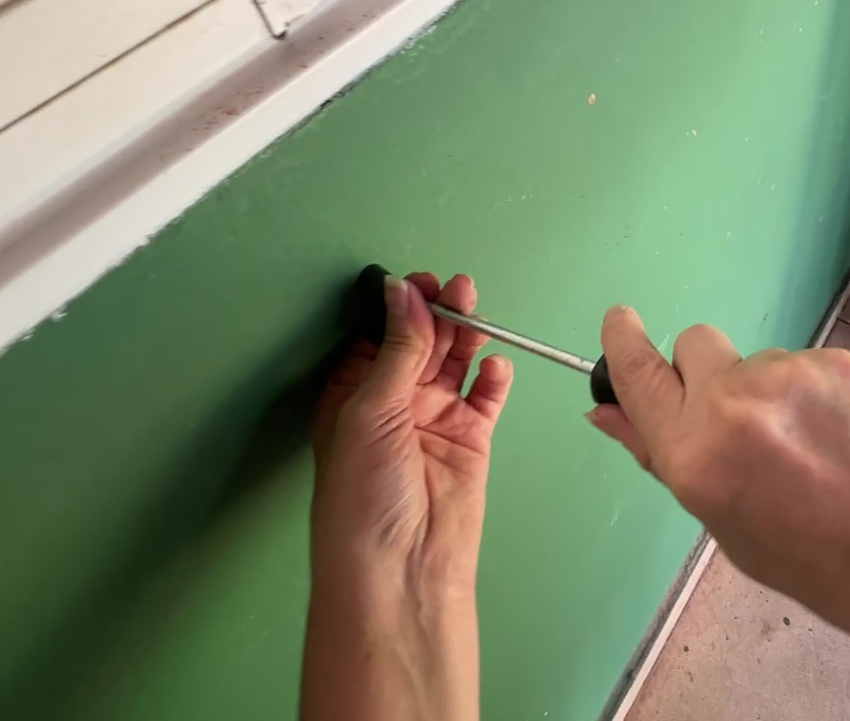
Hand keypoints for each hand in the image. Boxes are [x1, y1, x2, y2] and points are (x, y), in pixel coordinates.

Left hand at [303, 272, 512, 720]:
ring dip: (465, 334)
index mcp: (355, 392)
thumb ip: (398, 347)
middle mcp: (395, 400)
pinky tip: (494, 366)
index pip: (380, 335)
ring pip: (454, 360)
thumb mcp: (372, 410)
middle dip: (438, 312)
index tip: (420, 282)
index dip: (400, 307)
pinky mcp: (471, 435)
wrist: (403, 568)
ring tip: (475, 309)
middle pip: (421, 341)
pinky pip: (485, 395)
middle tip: (456, 288)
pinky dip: (492, 377)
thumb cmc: (366, 490)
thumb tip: (402, 289)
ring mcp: (435, 416)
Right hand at [585, 307, 849, 645]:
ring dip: (766, 390)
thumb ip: (665, 460)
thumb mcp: (727, 528)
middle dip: (704, 370)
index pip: (638, 376)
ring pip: (754, 360)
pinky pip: (803, 365)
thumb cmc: (822, 564)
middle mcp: (733, 406)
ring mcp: (788, 374)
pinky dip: (811, 392)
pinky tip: (845, 433)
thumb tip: (607, 415)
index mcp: (696, 459)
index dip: (621, 342)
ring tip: (812, 443)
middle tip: (740, 416)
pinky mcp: (835, 358)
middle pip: (693, 343)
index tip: (619, 319)